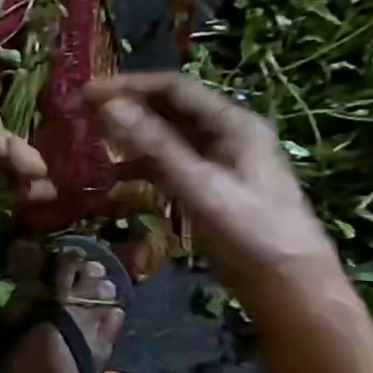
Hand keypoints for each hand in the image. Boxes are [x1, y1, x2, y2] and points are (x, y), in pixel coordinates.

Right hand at [85, 73, 340, 306]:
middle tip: (84, 114)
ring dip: (134, 137)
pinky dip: (144, 168)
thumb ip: (155, 146)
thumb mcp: (201, 186)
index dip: (129, 86)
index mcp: (233, 123)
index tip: (87, 94)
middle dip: (128, 108)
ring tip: (94, 141)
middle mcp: (226, 135)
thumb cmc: (251, 232)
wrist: (289, 286)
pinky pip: (171, 167)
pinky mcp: (211, 190)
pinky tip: (116, 178)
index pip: (174, 88)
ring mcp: (219, 163)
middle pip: (171, 109)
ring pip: (169, 138)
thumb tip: (109, 108)